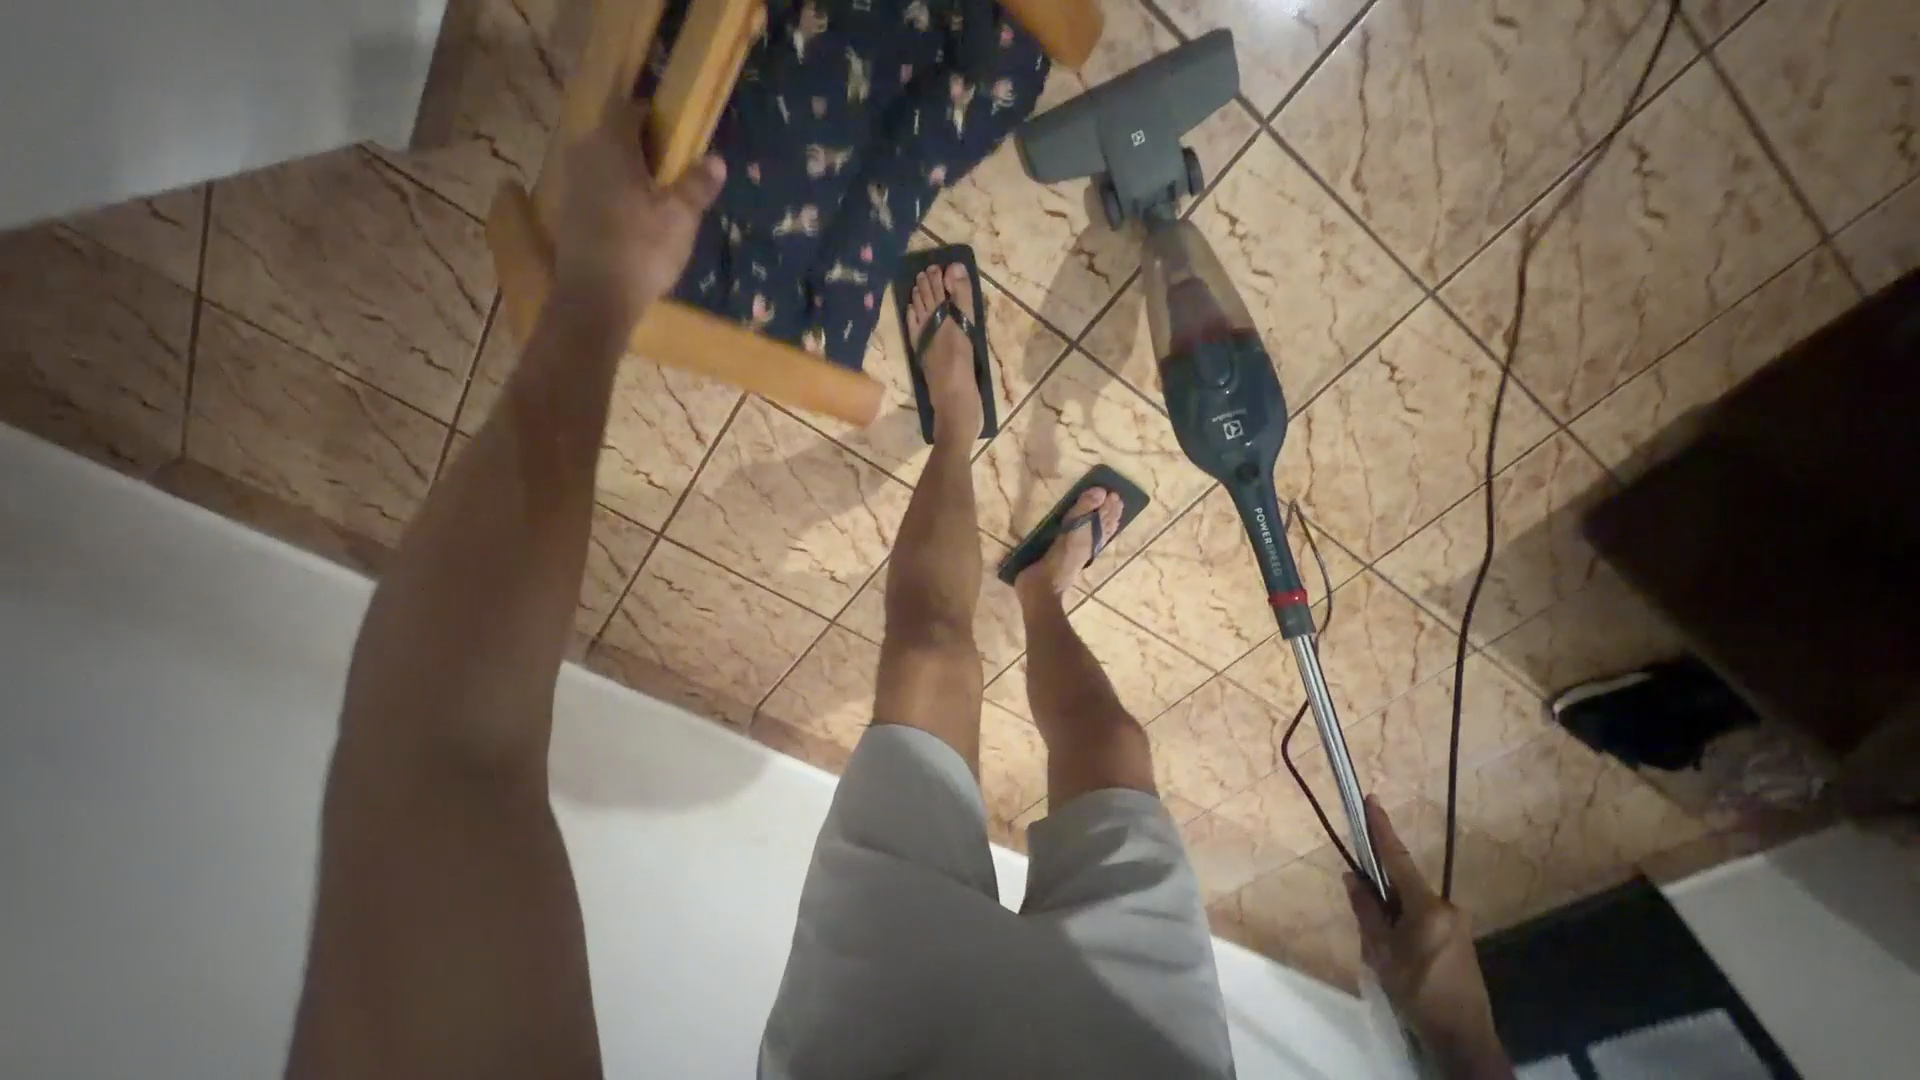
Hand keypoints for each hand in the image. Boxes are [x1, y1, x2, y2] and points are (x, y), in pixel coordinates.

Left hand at [551, 95, 725, 328]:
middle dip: (642, 142)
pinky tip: (637, 215)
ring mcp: (573, 184)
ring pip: (604, 162)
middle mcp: (585, 155)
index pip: (629, 109)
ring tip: (658, 190)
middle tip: (673, 161)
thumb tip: (716, 160)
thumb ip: (697, 185)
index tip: (677, 127)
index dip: (652, 113)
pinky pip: (597, 187)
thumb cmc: (643, 250)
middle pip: (614, 134)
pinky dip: (617, 191)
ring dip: (629, 169)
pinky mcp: (571, 212)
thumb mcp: (680, 217)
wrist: (597, 298)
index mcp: (612, 146)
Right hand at [1346, 798, 1510, 1077]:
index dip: (1381, 829)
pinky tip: (1399, 961)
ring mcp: (1456, 925)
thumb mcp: (1381, 953)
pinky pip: (1423, 923)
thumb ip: (1366, 911)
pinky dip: (1404, 931)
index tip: (1371, 800)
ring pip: (1410, 908)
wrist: (1463, 1039)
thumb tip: (1353, 876)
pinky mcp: (1459, 942)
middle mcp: (1445, 907)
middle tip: (1368, 932)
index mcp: (1426, 906)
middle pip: (1401, 888)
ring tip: (1383, 957)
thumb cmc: (1417, 992)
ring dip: (1391, 921)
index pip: (1396, 858)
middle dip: (1379, 900)